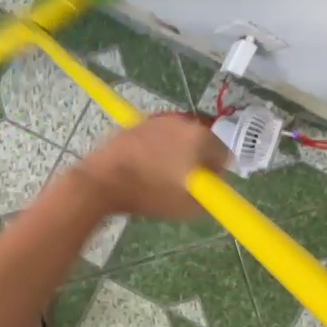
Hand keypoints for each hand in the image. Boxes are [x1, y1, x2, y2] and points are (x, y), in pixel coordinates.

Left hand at [70, 114, 230, 219]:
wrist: (102, 181)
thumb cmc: (149, 194)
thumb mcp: (191, 206)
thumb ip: (214, 195)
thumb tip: (214, 186)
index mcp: (201, 136)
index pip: (223, 152)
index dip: (216, 171)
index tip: (205, 185)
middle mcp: (182, 121)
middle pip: (200, 140)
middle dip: (196, 158)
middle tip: (183, 181)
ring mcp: (156, 119)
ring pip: (177, 137)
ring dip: (175, 152)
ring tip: (160, 175)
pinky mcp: (135, 123)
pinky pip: (155, 137)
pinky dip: (155, 148)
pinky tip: (143, 166)